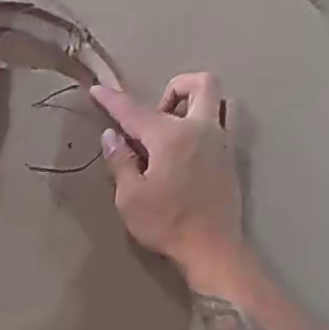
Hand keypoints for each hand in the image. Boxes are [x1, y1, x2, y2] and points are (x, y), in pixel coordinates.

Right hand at [92, 73, 244, 269]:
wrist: (209, 246)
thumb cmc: (164, 223)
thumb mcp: (129, 198)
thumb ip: (120, 162)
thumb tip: (112, 136)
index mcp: (170, 137)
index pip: (135, 111)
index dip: (113, 100)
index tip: (98, 90)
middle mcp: (201, 129)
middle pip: (200, 83)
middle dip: (175, 88)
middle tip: (156, 118)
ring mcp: (221, 142)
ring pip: (219, 100)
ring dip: (197, 104)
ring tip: (175, 131)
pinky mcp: (231, 158)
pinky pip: (226, 124)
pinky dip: (207, 125)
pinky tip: (189, 152)